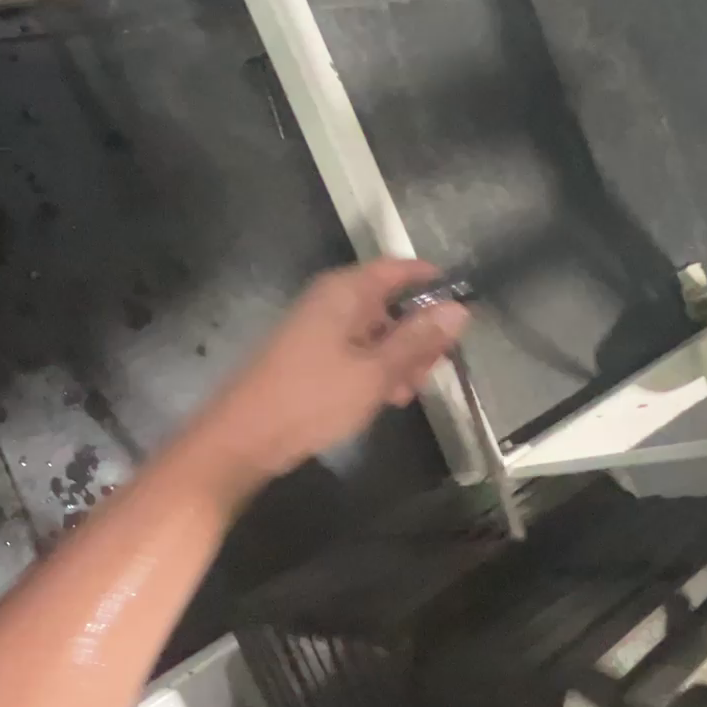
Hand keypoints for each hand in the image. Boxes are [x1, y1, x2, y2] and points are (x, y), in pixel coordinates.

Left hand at [186, 258, 469, 494]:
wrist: (244, 437)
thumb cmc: (313, 399)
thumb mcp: (375, 372)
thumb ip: (417, 340)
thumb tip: (460, 308)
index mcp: (345, 291)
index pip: (399, 269)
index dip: (433, 285)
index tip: (462, 314)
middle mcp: (330, 302)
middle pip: (389, 304)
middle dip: (417, 335)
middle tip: (431, 371)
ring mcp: (316, 330)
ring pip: (373, 334)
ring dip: (397, 360)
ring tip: (405, 393)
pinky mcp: (308, 359)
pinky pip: (352, 354)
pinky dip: (372, 372)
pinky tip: (383, 400)